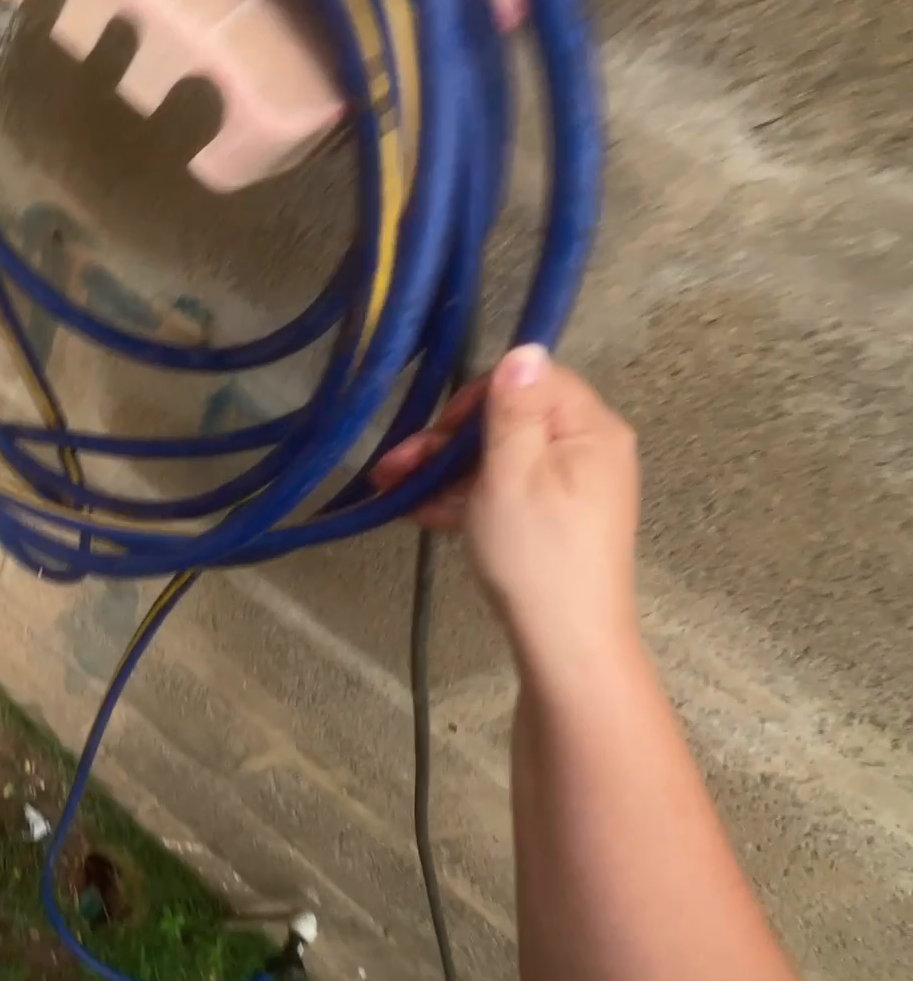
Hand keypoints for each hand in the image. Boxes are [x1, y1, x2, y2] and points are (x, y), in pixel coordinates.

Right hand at [374, 345, 641, 672]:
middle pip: (506, 420)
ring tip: (393, 492)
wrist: (561, 633)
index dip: (478, 397)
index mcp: (587, 430)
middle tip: (392, 467)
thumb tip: (524, 347)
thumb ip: (513, 411)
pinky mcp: (548, 513)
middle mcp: (584, 448)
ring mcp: (566, 483)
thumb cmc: (534, 550)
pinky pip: (500, 486)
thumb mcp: (511, 474)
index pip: (532, 380)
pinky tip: (421, 514)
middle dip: (445, 440)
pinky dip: (461, 495)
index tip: (437, 431)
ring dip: (441, 470)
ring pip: (494, 457)